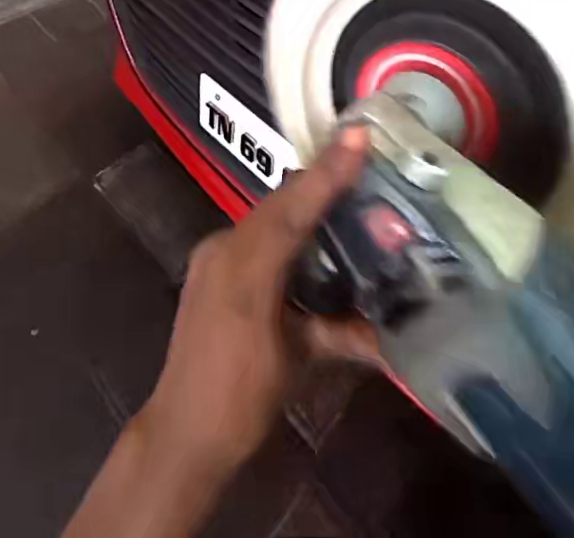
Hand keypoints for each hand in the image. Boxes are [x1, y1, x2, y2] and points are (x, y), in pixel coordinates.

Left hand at [137, 125, 379, 474]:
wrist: (180, 436)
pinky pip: (256, 230)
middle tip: (364, 155)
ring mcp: (214, 256)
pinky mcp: (212, 267)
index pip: (293, 209)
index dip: (329, 172)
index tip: (359, 136)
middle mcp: (224, 249)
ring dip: (305, 198)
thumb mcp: (297, 362)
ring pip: (268, 213)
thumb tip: (393, 331)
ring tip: (347, 182)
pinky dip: (288, 222)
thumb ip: (343, 333)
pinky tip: (313, 226)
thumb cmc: (239, 401)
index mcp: (244, 269)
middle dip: (322, 178)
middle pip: (281, 202)